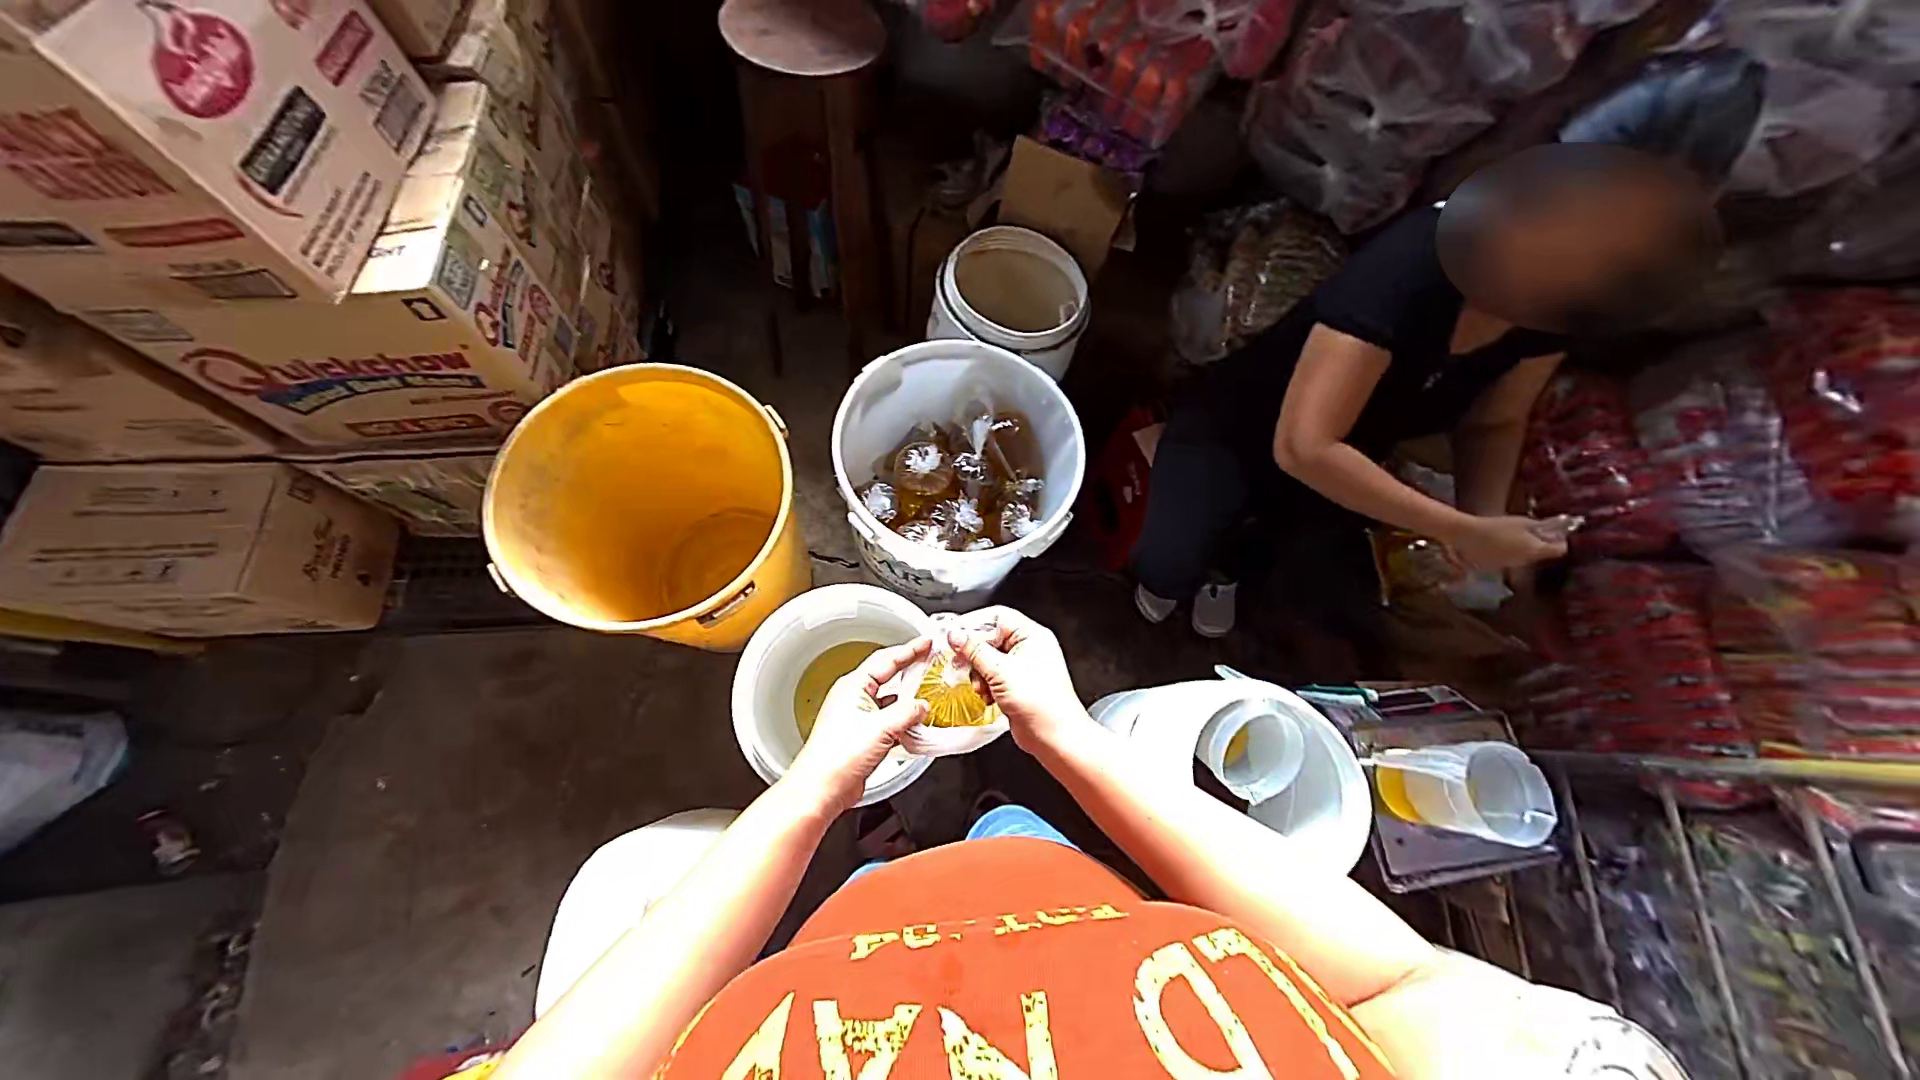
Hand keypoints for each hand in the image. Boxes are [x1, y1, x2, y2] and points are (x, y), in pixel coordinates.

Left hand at [784, 638, 931, 815]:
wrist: (821, 789)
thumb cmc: (837, 757)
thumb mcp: (882, 728)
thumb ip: (908, 712)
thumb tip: (922, 706)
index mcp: (853, 686)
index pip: (887, 658)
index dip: (909, 649)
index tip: (926, 642)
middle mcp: (853, 697)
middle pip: (887, 675)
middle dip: (909, 668)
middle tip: (929, 661)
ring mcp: (856, 716)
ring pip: (888, 698)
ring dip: (907, 696)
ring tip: (927, 691)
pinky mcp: (860, 735)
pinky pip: (886, 718)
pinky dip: (902, 718)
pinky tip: (914, 724)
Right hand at [945, 607, 1090, 752]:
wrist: (1055, 737)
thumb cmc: (1042, 704)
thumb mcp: (1000, 671)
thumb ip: (974, 650)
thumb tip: (956, 635)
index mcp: (1031, 635)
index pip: (997, 616)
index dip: (973, 623)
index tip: (954, 634)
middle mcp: (1029, 647)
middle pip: (991, 638)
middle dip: (974, 653)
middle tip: (960, 661)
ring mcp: (1023, 666)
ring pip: (989, 658)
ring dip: (979, 672)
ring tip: (980, 685)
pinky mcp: (1017, 684)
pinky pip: (993, 675)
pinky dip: (985, 684)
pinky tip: (987, 695)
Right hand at [1446, 514, 1567, 573]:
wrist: (1465, 535)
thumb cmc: (1494, 525)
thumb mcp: (1521, 522)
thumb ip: (1540, 527)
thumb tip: (1555, 530)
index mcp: (1536, 549)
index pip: (1560, 549)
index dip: (1560, 541)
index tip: (1554, 533)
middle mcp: (1527, 562)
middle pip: (1541, 555)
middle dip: (1540, 546)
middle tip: (1532, 533)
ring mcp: (1511, 566)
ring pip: (1525, 559)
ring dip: (1524, 551)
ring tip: (1512, 539)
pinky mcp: (1496, 568)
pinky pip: (1509, 562)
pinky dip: (1508, 555)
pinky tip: (1497, 546)